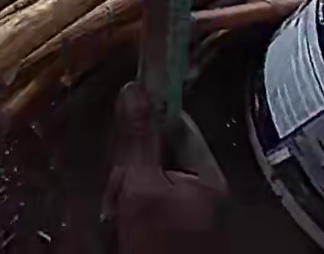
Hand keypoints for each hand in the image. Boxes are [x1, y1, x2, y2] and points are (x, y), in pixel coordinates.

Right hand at [104, 83, 227, 253]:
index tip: (123, 125)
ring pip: (144, 177)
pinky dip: (127, 210)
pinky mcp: (172, 231)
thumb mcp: (141, 187)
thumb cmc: (158, 248)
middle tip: (119, 186)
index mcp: (207, 177)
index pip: (176, 121)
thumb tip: (134, 86)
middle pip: (157, 150)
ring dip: (123, 189)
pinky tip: (119, 226)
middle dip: (129, 164)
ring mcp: (188, 214)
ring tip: (116, 213)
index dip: (148, 117)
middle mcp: (203, 192)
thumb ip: (137, 138)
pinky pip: (144, 202)